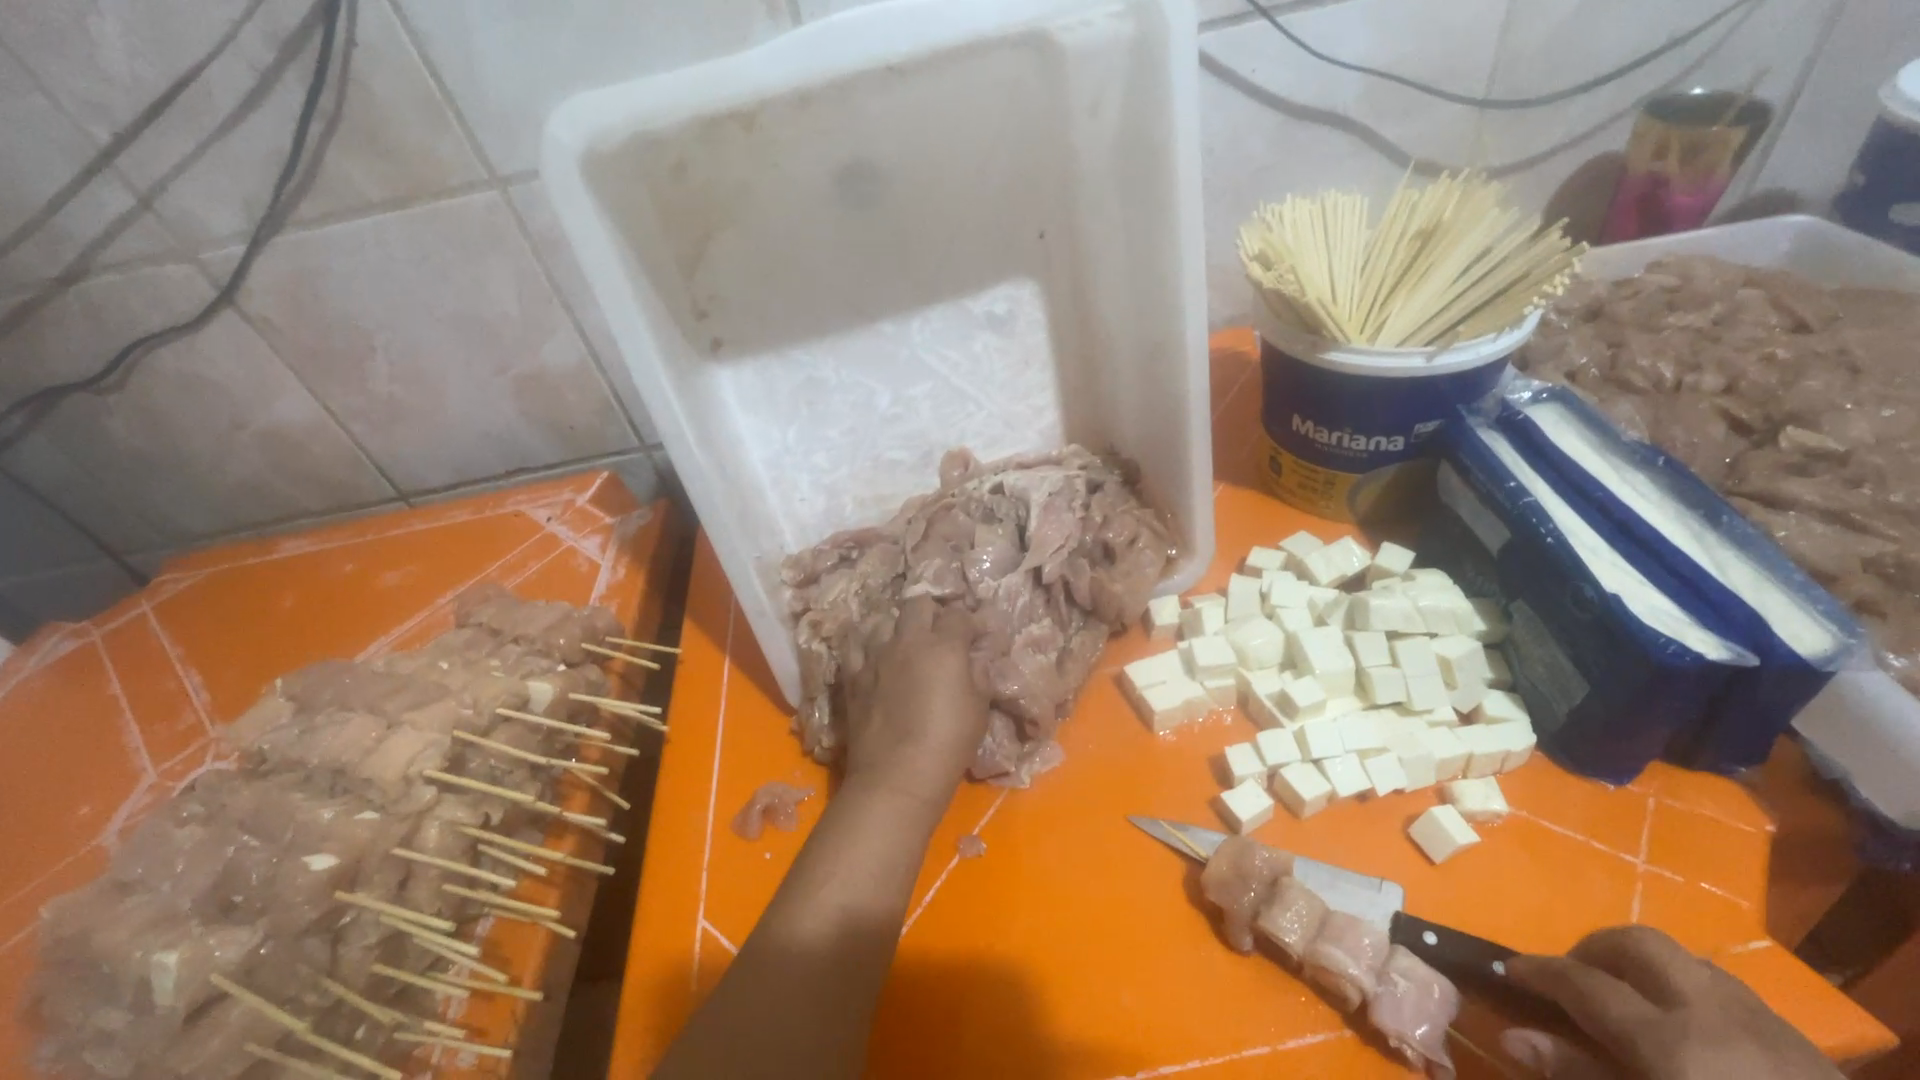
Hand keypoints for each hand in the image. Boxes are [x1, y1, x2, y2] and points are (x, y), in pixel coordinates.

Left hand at [841, 596, 989, 814]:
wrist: (896, 776)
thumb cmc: (948, 744)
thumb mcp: (979, 709)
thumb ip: (980, 674)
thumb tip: (978, 656)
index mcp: (944, 646)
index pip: (959, 615)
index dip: (971, 623)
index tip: (978, 638)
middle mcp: (908, 640)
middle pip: (919, 604)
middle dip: (934, 614)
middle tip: (943, 636)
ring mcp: (875, 655)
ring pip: (884, 620)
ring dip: (899, 627)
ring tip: (907, 645)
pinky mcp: (853, 674)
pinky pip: (856, 644)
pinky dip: (867, 644)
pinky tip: (875, 656)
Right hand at [1502, 927, 1841, 1079]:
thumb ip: (1581, 1073)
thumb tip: (1512, 1036)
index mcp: (1667, 1038)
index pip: (1582, 981)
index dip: (1539, 970)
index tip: (1509, 970)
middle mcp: (1710, 1010)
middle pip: (1635, 942)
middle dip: (1594, 949)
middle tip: (1571, 979)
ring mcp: (1760, 1018)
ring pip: (1685, 958)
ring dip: (1643, 965)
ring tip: (1628, 999)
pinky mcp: (1798, 1037)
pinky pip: (1727, 987)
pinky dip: (1690, 988)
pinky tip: (1689, 1026)